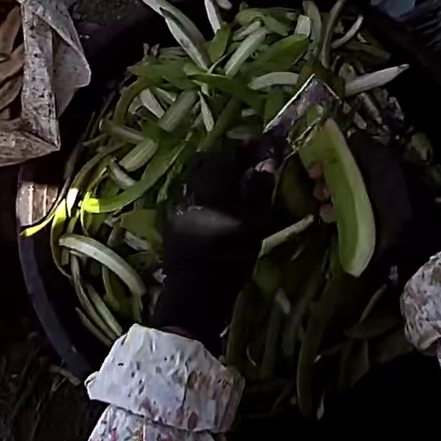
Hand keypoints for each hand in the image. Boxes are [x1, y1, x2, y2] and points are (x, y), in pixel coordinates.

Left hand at [154, 138, 278, 344]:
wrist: (195, 294)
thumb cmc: (230, 258)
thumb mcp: (254, 224)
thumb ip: (259, 189)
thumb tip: (268, 161)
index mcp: (211, 185)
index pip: (229, 152)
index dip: (248, 146)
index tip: (264, 146)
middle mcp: (189, 186)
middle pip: (209, 159)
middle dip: (230, 156)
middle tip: (250, 162)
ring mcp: (177, 201)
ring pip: (197, 174)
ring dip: (216, 171)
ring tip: (235, 180)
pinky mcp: (172, 216)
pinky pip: (190, 190)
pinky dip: (206, 187)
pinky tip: (217, 200)